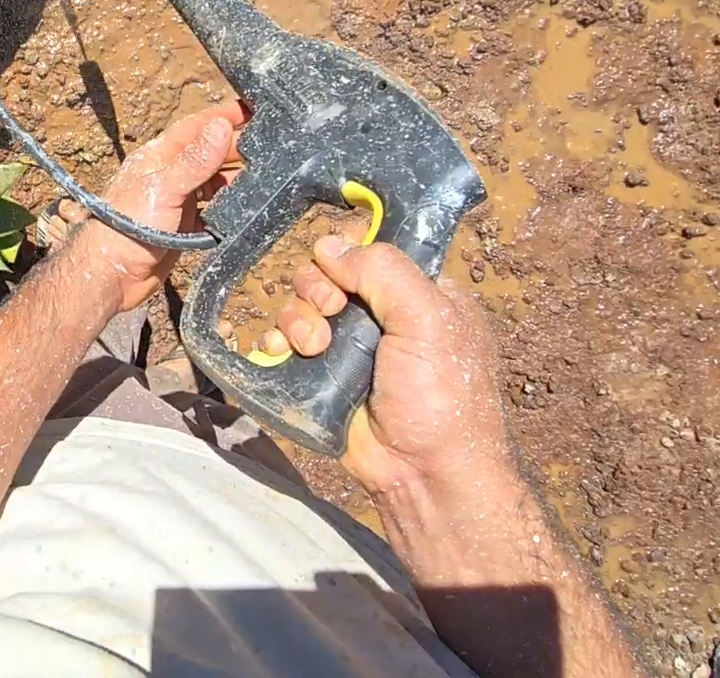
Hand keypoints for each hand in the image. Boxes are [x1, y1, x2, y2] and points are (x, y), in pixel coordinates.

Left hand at [74, 102, 247, 311]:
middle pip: (209, 153)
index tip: (253, 107)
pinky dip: (230, 207)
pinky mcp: (184, 226)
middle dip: (237, 147)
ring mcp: (178, 200)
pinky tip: (246, 208)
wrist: (113, 274)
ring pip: (213, 182)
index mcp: (159, 157)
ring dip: (236, 178)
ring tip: (266, 176)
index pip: (196, 127)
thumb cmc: (127, 226)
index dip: (223, 116)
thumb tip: (221, 125)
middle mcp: (170, 175)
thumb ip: (195, 160)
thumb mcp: (164, 187)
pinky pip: (213, 211)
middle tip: (271, 144)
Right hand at [274, 236, 513, 496]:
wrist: (421, 474)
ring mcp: (345, 344)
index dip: (348, 255)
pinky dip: (276, 340)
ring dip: (298, 320)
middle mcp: (378, 315)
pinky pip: (281, 339)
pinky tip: (286, 353)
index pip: (368, 251)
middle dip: (317, 290)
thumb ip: (384, 272)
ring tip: (315, 349)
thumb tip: (328, 245)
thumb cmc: (443, 398)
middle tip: (332, 313)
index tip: (346, 273)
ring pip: (299, 304)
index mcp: (417, 295)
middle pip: (323, 274)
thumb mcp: (429, 321)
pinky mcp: (317, 371)